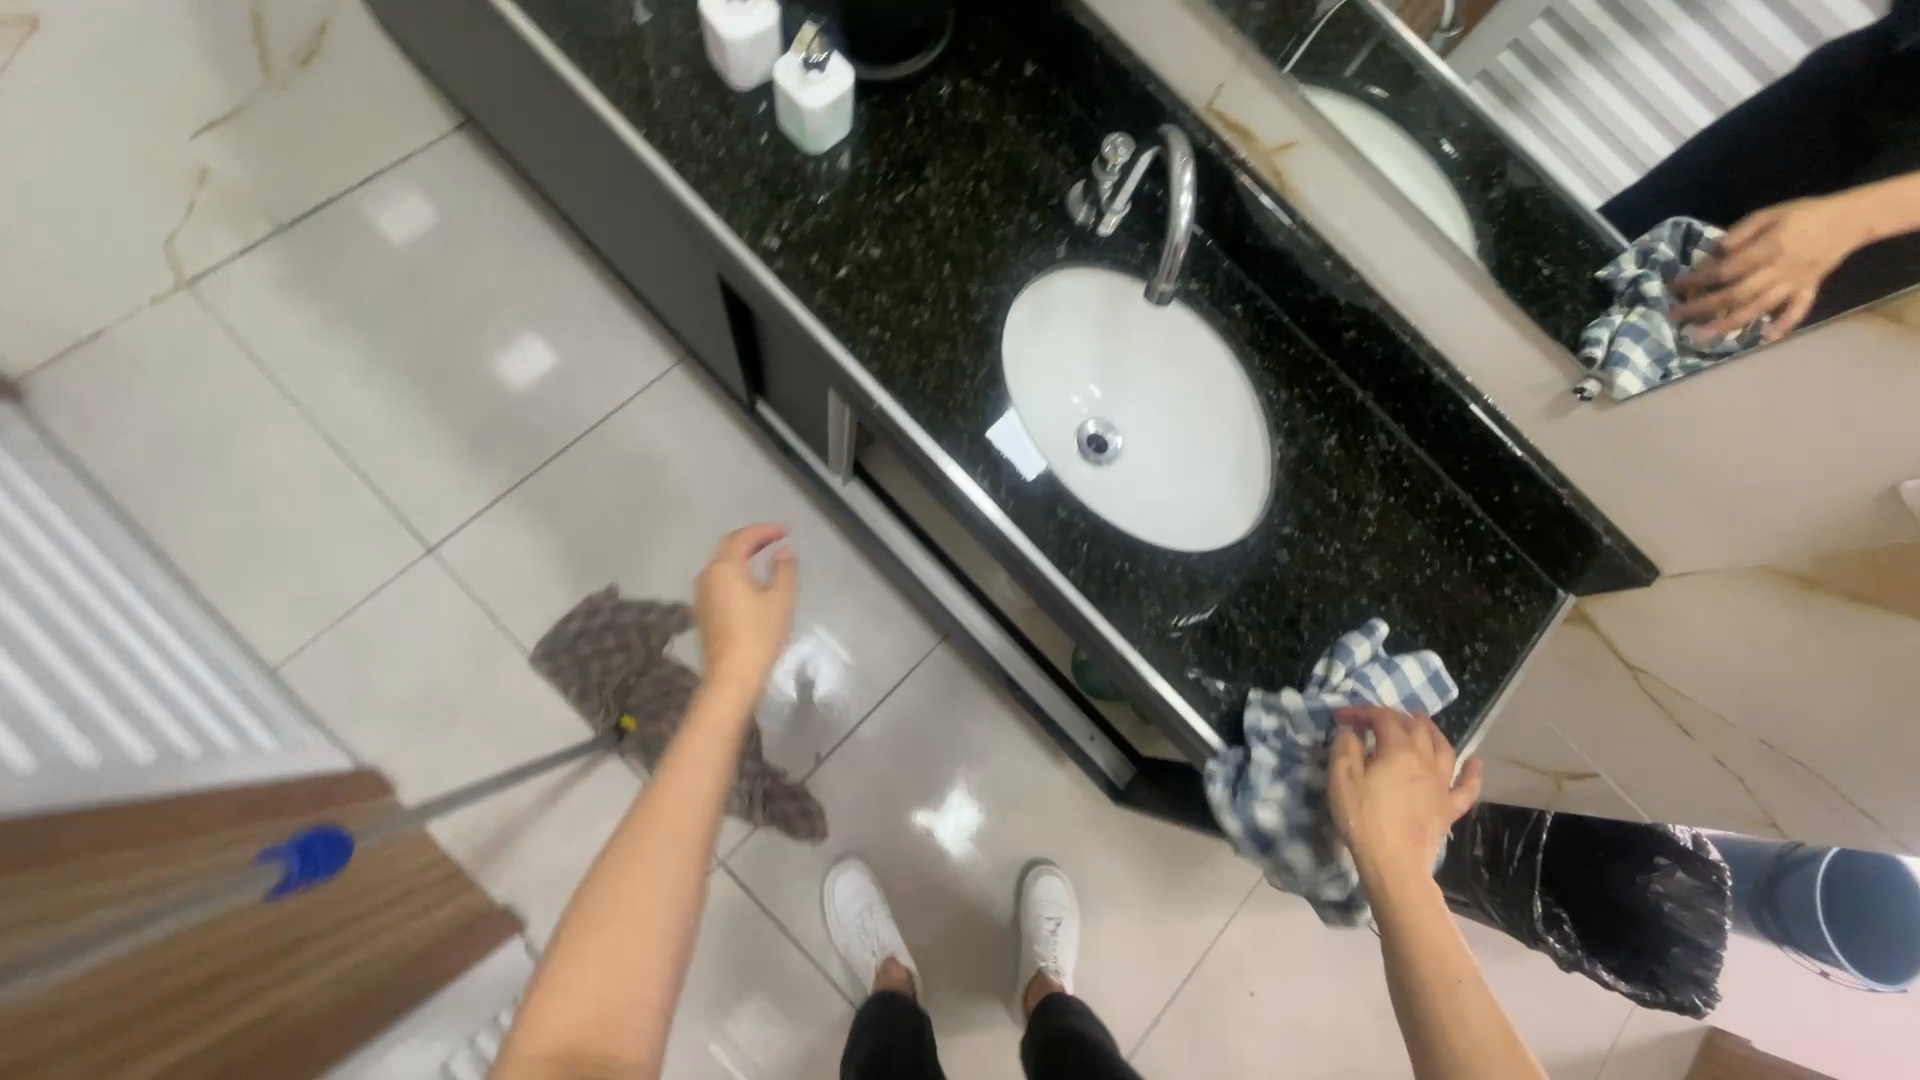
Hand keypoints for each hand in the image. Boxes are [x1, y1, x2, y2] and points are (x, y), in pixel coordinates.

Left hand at [695, 524, 798, 691]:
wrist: (732, 675)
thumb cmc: (759, 635)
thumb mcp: (780, 600)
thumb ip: (784, 569)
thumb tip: (785, 551)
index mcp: (725, 568)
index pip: (744, 537)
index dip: (765, 530)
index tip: (786, 531)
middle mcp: (708, 575)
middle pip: (728, 547)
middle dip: (752, 539)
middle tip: (775, 538)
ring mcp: (702, 594)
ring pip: (721, 564)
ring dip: (742, 555)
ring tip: (765, 556)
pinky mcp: (703, 610)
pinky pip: (718, 580)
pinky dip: (735, 571)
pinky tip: (750, 581)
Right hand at [1327, 706, 1481, 885]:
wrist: (1393, 862)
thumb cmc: (1363, 817)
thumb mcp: (1341, 777)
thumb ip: (1345, 747)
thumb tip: (1352, 733)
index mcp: (1398, 750)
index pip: (1382, 718)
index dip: (1361, 711)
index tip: (1341, 717)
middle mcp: (1426, 761)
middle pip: (1416, 728)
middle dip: (1395, 716)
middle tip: (1375, 717)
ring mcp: (1442, 784)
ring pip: (1444, 748)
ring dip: (1432, 730)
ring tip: (1422, 721)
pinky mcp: (1449, 808)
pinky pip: (1467, 786)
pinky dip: (1473, 771)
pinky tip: (1476, 761)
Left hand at [1671, 195, 1870, 339]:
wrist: (1853, 217)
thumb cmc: (1803, 214)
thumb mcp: (1768, 214)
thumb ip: (1740, 233)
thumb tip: (1714, 253)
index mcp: (1768, 249)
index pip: (1725, 271)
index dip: (1696, 280)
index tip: (1673, 287)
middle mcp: (1779, 270)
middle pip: (1735, 294)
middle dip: (1701, 308)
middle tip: (1674, 316)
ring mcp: (1795, 282)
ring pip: (1759, 307)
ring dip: (1729, 324)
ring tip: (1702, 337)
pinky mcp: (1810, 288)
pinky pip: (1799, 309)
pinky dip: (1784, 324)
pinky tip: (1765, 339)